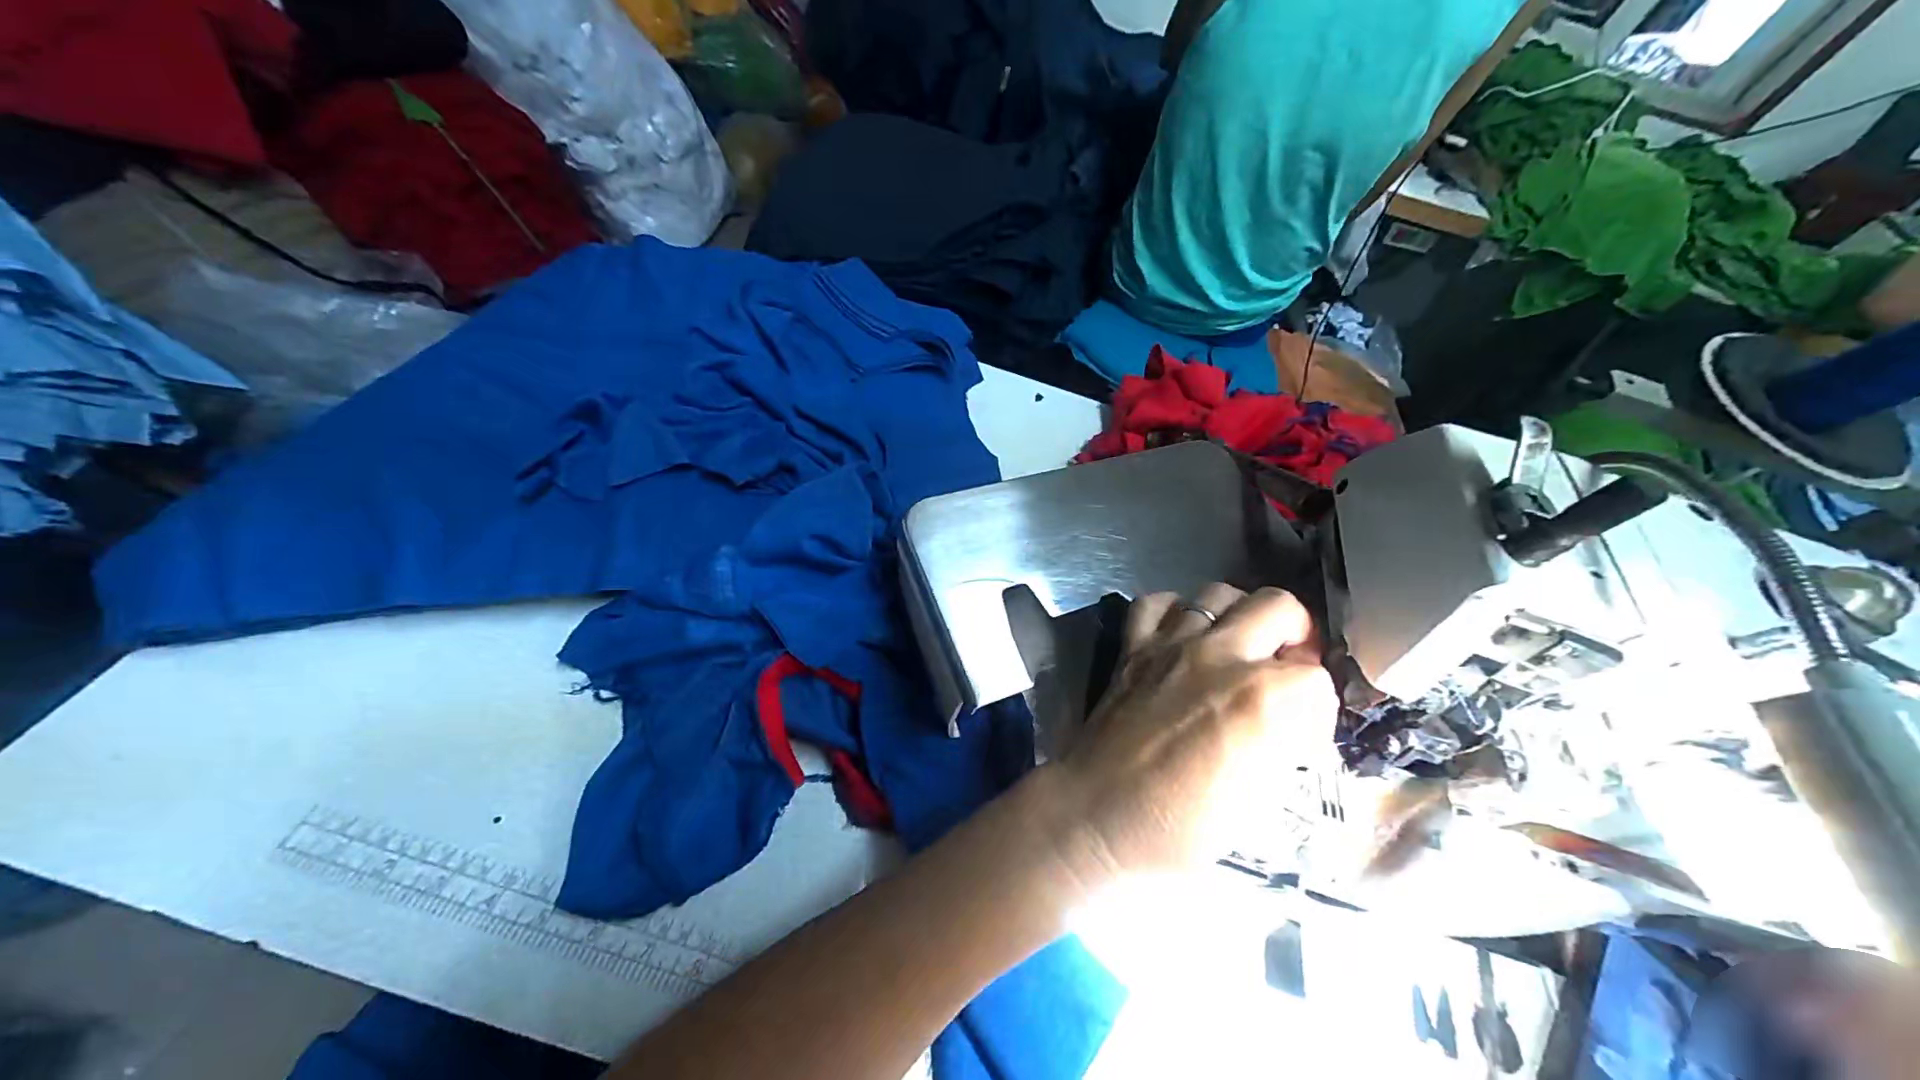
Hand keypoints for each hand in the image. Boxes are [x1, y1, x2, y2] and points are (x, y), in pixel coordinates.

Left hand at [1039, 583, 1336, 889]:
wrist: (1097, 816)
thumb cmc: (1181, 827)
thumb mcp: (1261, 801)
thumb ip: (1285, 746)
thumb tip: (1292, 725)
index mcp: (1264, 698)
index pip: (1317, 679)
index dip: (1318, 707)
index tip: (1304, 731)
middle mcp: (1221, 656)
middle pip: (1279, 606)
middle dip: (1296, 635)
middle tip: (1286, 667)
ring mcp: (1171, 645)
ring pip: (1218, 593)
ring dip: (1240, 615)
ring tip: (1239, 646)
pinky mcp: (1133, 648)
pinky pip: (1156, 603)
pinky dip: (1175, 610)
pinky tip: (1183, 635)